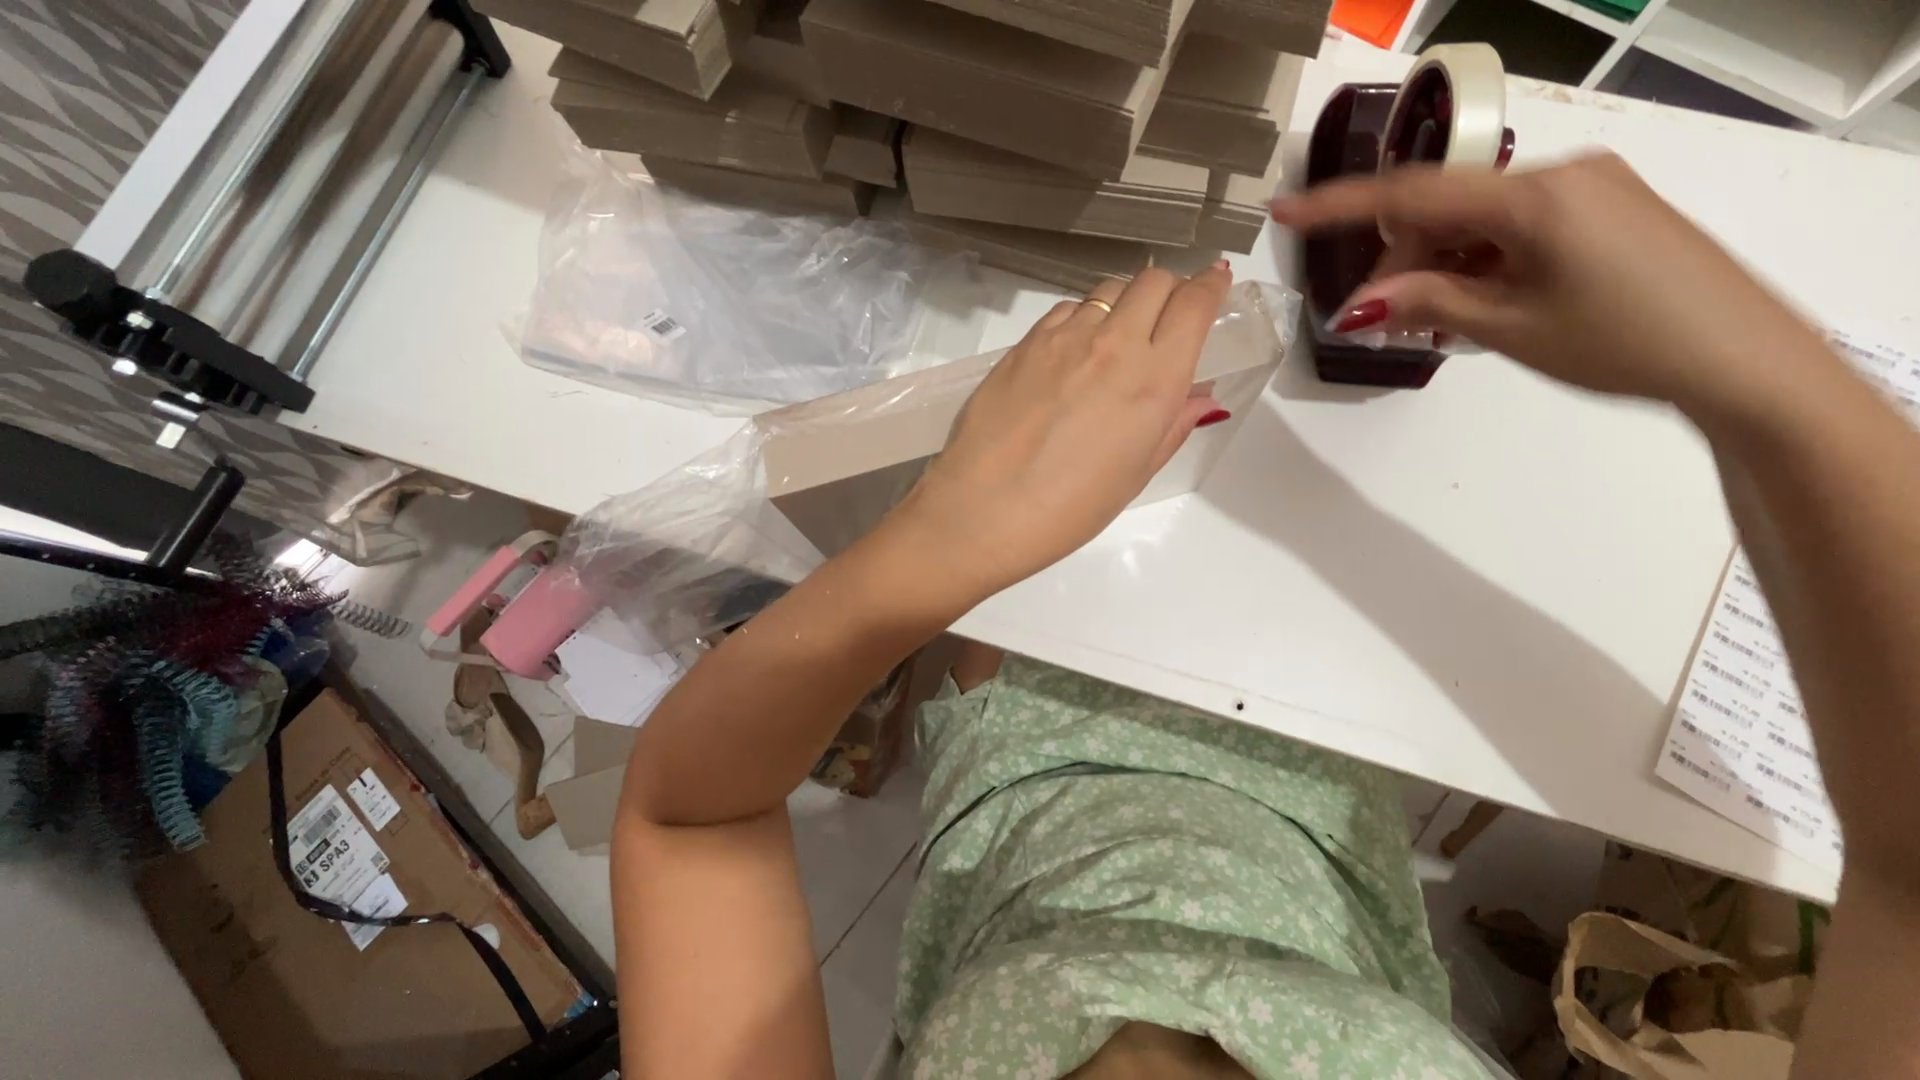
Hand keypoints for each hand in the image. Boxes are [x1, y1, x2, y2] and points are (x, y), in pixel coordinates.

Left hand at [879, 265, 1234, 600]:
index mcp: (1153, 381)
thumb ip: (1172, 426)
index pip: (1194, 304)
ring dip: (1123, 304)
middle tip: (1167, 316)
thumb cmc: (1068, 510)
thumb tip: (1199, 397)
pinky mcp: (1024, 344)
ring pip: (1107, 291)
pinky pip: (1065, 311)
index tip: (1215, 284)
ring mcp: (1063, 338)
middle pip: (1153, 281)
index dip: (1211, 286)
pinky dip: (1081, 320)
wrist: (981, 512)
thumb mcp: (1134, 476)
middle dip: (1169, 289)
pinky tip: (1071, 355)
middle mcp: (1113, 345)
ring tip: (1115, 341)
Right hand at [1271, 154, 1832, 418]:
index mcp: (1535, 196)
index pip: (1413, 194)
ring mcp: (1588, 188)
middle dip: (1402, 261)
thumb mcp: (1509, 327)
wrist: (1744, 358)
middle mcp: (1562, 174)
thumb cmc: (1625, 342)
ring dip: (1440, 266)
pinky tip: (1476, 304)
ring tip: (1431, 325)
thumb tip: (1359, 305)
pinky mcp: (1605, 208)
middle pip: (1443, 209)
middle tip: (1376, 322)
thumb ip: (1427, 303)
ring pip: (1477, 220)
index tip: (1284, 213)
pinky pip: (1514, 225)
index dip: (1340, 207)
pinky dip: (1480, 261)